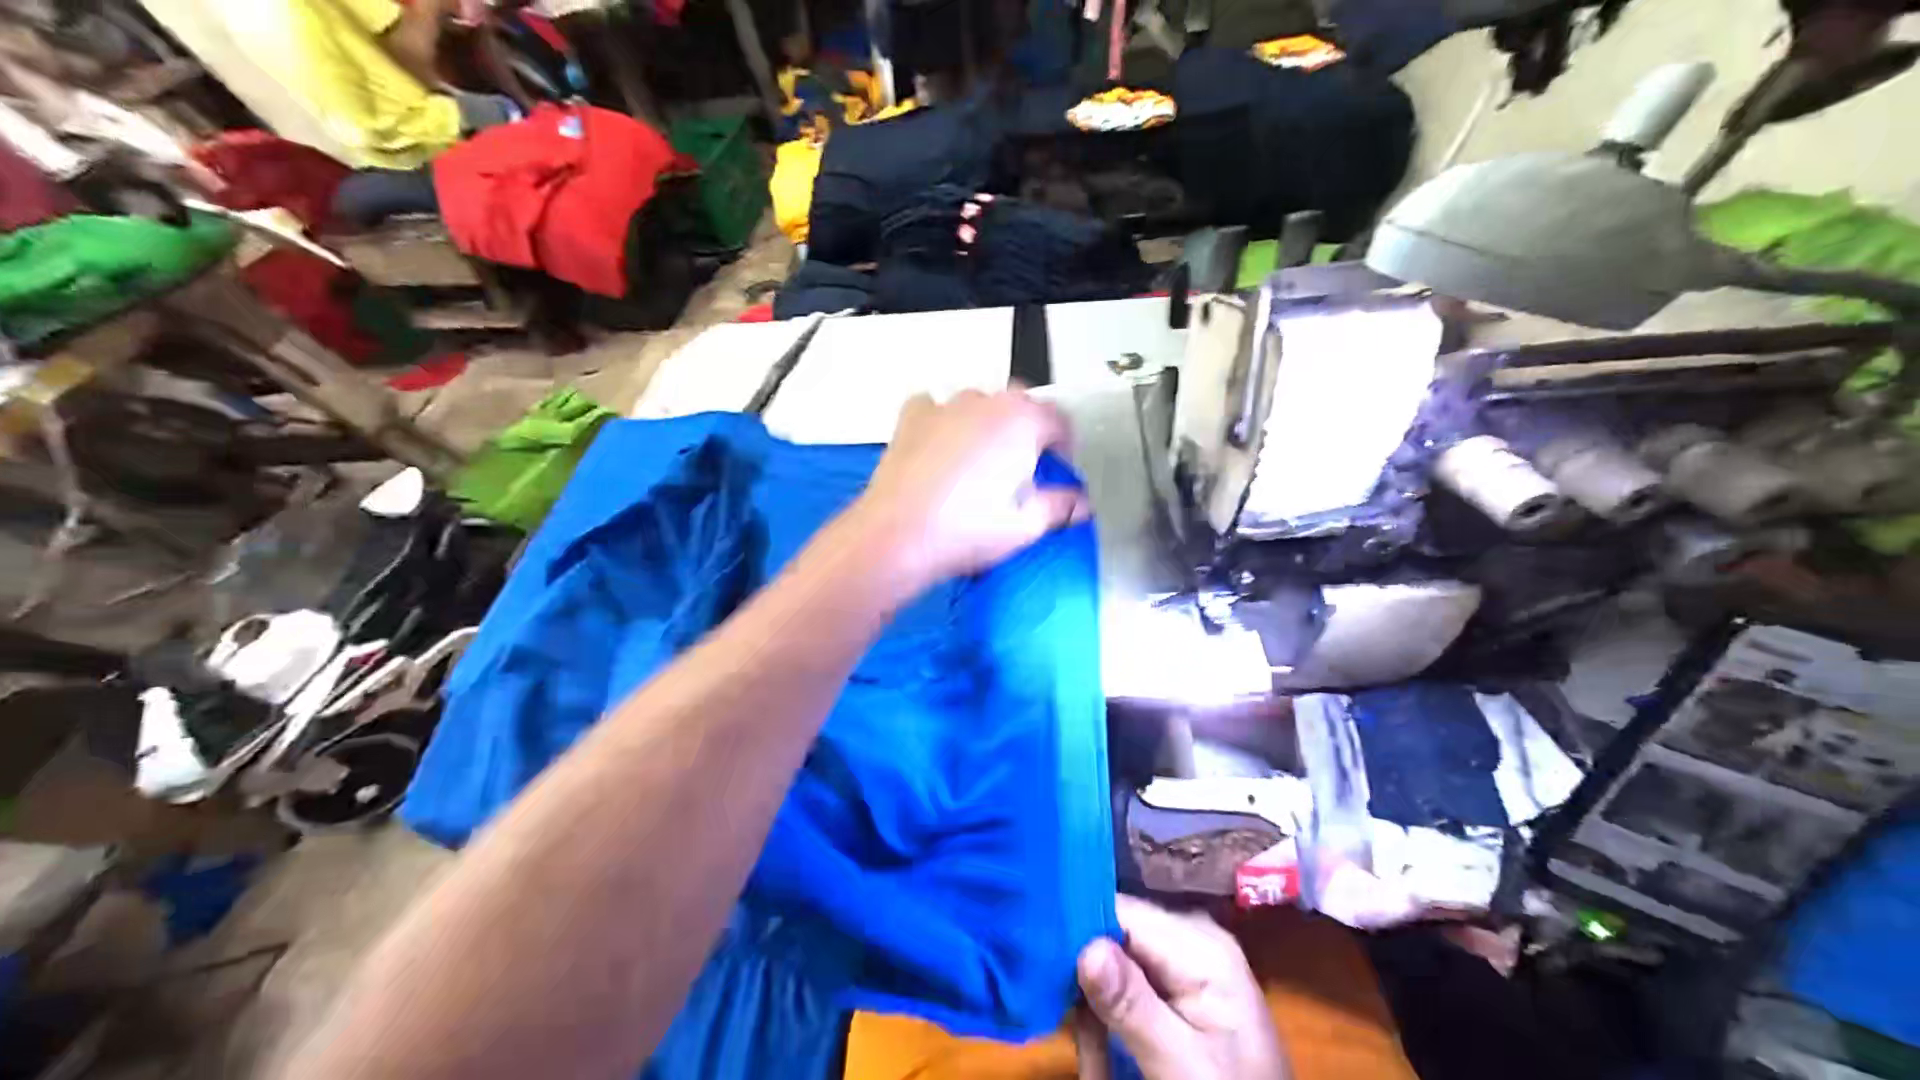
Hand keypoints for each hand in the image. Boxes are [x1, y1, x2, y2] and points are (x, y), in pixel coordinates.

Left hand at [846, 390, 1087, 597]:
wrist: (898, 536)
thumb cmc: (965, 530)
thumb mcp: (1026, 526)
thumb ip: (1060, 507)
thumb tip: (1077, 503)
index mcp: (1023, 420)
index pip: (1060, 421)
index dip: (1063, 448)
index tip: (1056, 472)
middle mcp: (986, 402)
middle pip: (1021, 406)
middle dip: (1028, 433)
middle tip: (1022, 472)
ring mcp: (945, 405)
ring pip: (979, 406)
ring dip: (987, 427)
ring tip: (980, 467)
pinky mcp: (912, 417)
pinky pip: (937, 409)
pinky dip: (945, 423)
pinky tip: (942, 450)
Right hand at [1075, 895, 1288, 1079]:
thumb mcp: (1182, 1071)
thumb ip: (1133, 1007)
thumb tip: (1085, 944)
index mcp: (1201, 945)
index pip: (1119, 911)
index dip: (1076, 935)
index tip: (1042, 972)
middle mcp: (1192, 937)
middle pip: (1112, 936)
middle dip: (1086, 989)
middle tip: (1082, 1053)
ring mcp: (1186, 961)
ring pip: (1112, 964)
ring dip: (1094, 1016)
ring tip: (1095, 1069)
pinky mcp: (1179, 987)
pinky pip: (1127, 987)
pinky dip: (1110, 1023)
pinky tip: (1106, 1063)